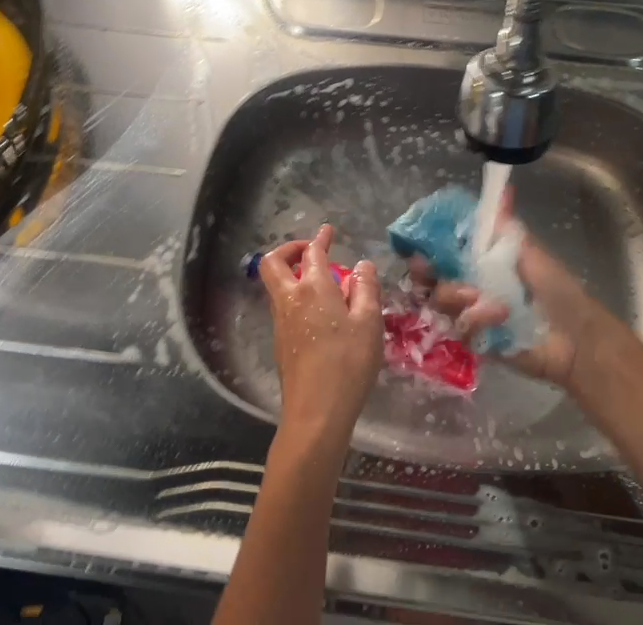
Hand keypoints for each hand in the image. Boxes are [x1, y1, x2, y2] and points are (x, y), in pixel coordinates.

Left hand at [258, 224, 383, 434]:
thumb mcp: (368, 323)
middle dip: (289, 250)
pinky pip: (284, 308)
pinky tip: (322, 314)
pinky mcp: (281, 344)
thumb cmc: (348, 363)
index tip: (328, 230)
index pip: (312, 254)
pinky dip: (297, 297)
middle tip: (310, 251)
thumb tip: (361, 265)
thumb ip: (365, 289)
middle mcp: (290, 301)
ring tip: (324, 283)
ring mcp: (281, 323)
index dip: (320, 239)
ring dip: (293, 275)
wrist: (316, 411)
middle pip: (273, 264)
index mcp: (312, 289)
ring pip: (277, 287)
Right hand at [422, 218, 634, 390]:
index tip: (419, 241)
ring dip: (454, 294)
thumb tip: (500, 192)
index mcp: (481, 260)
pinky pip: (460, 328)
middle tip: (428, 268)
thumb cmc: (558, 290)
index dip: (427, 245)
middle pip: (431, 277)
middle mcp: (470, 285)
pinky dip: (476, 320)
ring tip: (477, 296)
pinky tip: (497, 317)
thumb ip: (506, 228)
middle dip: (426, 272)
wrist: (576, 337)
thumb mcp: (531, 252)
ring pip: (440, 302)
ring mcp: (471, 314)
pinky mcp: (476, 341)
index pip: (442, 250)